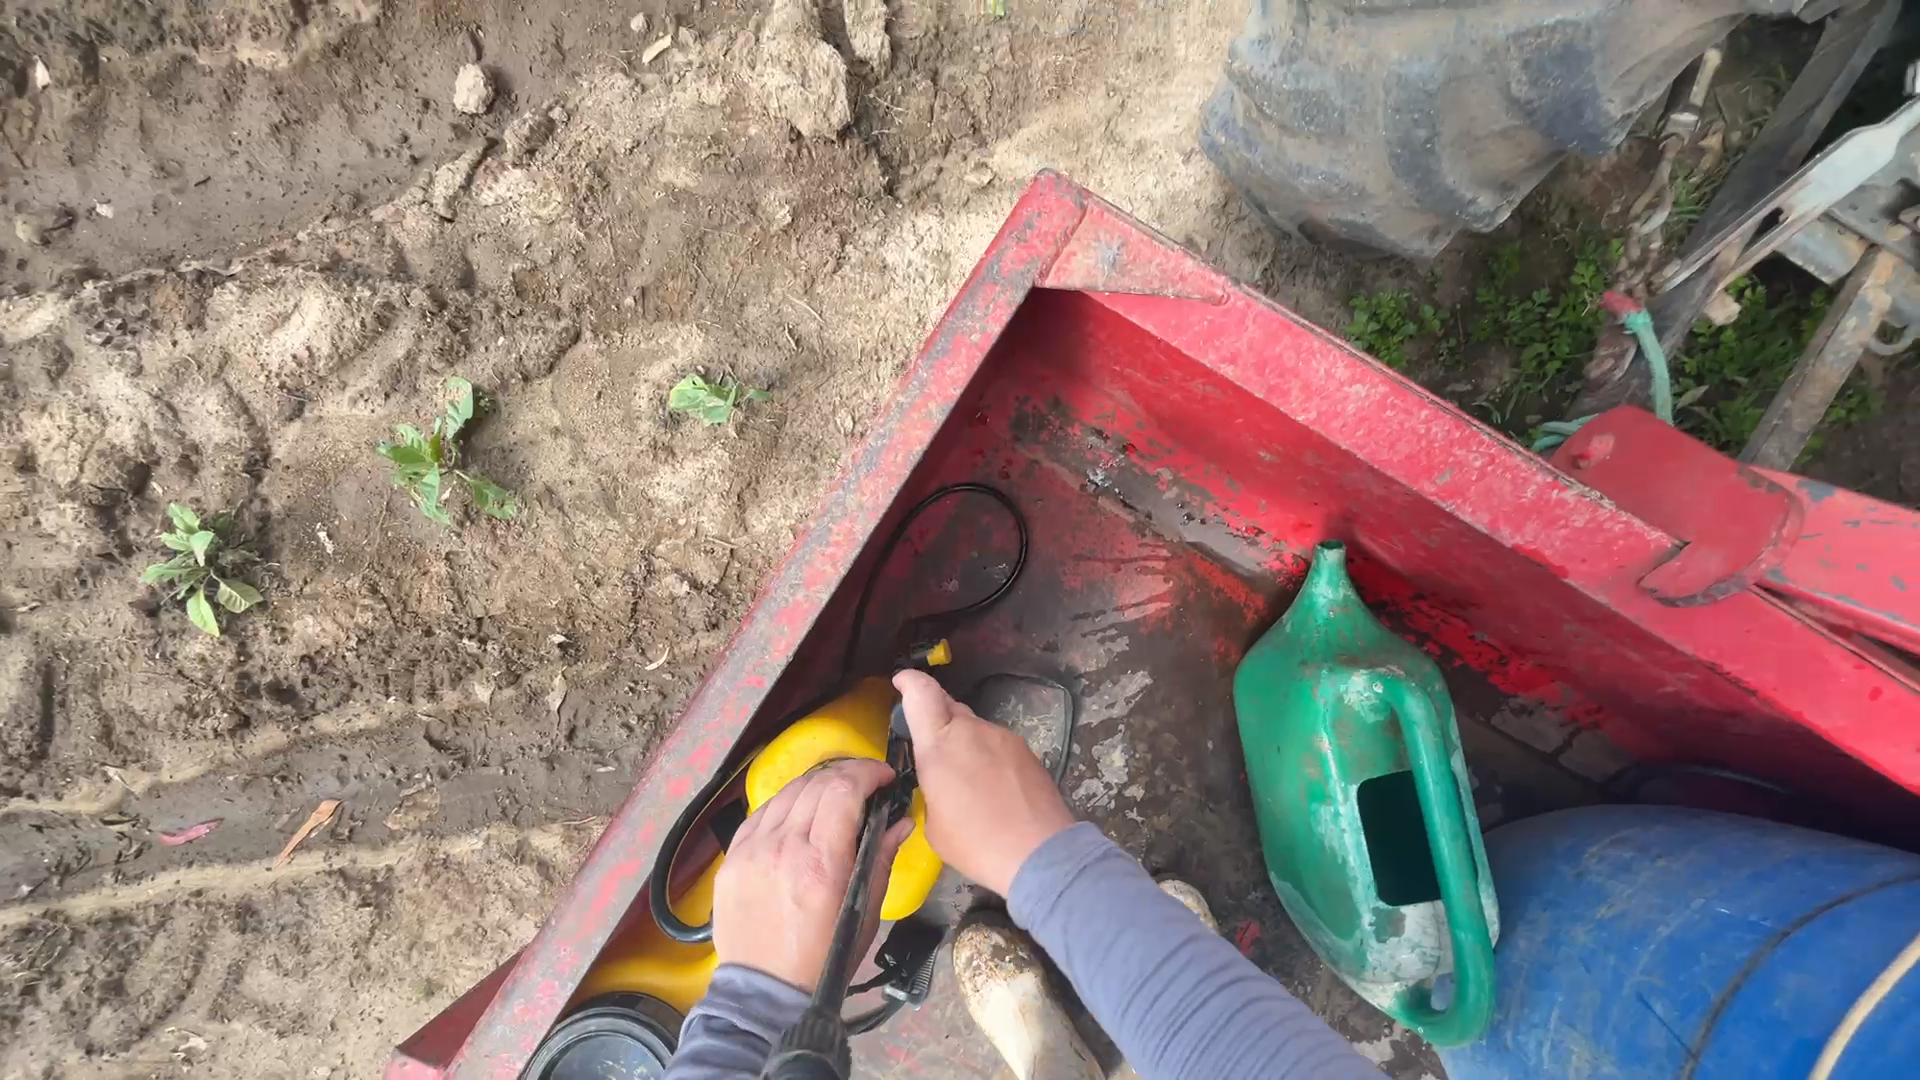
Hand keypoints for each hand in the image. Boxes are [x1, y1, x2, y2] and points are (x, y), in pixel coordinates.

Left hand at [712, 758, 913, 990]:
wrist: (764, 993)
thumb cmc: (825, 955)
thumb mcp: (865, 911)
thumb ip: (882, 857)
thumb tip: (902, 820)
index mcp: (821, 863)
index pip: (843, 790)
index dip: (867, 773)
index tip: (884, 776)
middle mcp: (783, 847)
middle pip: (817, 783)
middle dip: (847, 774)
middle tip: (865, 783)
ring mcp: (752, 850)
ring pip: (788, 791)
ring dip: (817, 784)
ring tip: (834, 794)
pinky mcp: (731, 858)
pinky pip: (762, 812)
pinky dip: (786, 803)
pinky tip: (799, 812)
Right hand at [893, 670, 1074, 895]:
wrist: (1039, 853)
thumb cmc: (976, 843)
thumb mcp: (934, 823)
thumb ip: (931, 789)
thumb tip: (942, 780)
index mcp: (940, 744)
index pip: (921, 693)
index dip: (909, 681)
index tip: (901, 682)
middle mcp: (971, 730)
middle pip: (948, 707)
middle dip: (935, 718)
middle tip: (929, 744)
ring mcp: (1002, 737)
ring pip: (974, 728)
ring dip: (964, 743)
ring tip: (965, 779)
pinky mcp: (1025, 750)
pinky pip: (996, 744)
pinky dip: (987, 757)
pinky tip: (992, 787)